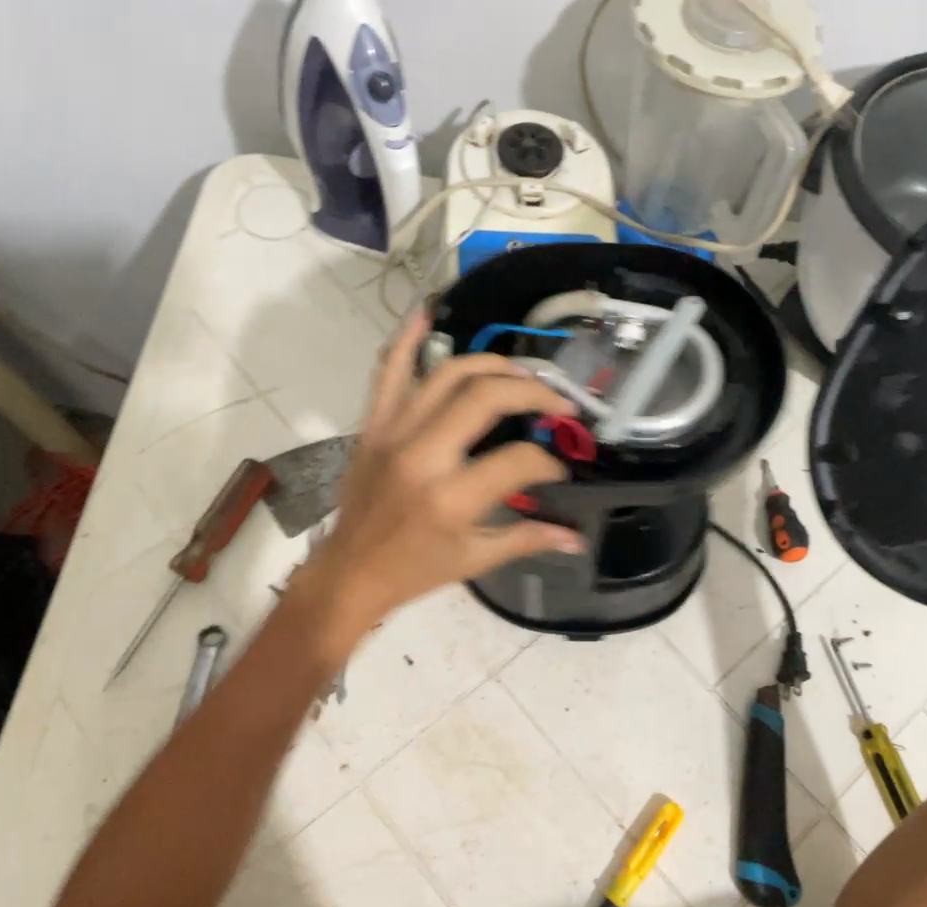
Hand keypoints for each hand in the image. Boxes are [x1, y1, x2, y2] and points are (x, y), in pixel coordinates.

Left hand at [287, 309, 584, 640]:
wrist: (349, 572)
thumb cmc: (416, 571)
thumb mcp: (476, 560)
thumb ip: (528, 539)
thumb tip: (577, 539)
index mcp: (451, 498)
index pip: (518, 460)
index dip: (549, 461)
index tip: (559, 468)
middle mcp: (422, 456)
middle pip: (486, 397)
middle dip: (532, 394)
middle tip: (557, 405)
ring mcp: (392, 433)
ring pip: (447, 374)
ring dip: (493, 365)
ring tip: (522, 376)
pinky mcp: (372, 426)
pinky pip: (387, 371)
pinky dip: (406, 339)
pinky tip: (429, 314)